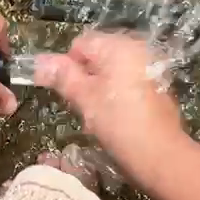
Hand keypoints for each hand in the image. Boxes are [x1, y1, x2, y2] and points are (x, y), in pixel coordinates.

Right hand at [36, 31, 189, 184]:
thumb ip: (61, 76)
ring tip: (99, 113)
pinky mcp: (156, 85)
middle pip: (97, 54)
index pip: (80, 43)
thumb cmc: (119, 123)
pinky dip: (117, 93)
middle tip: (83, 104)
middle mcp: (137, 49)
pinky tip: (117, 116)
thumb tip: (38, 62)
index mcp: (119, 46)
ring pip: (111, 70)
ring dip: (100, 87)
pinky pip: (127, 80)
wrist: (161, 155)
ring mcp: (149, 66)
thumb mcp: (84, 98)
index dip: (68, 66)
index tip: (69, 92)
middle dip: (85, 77)